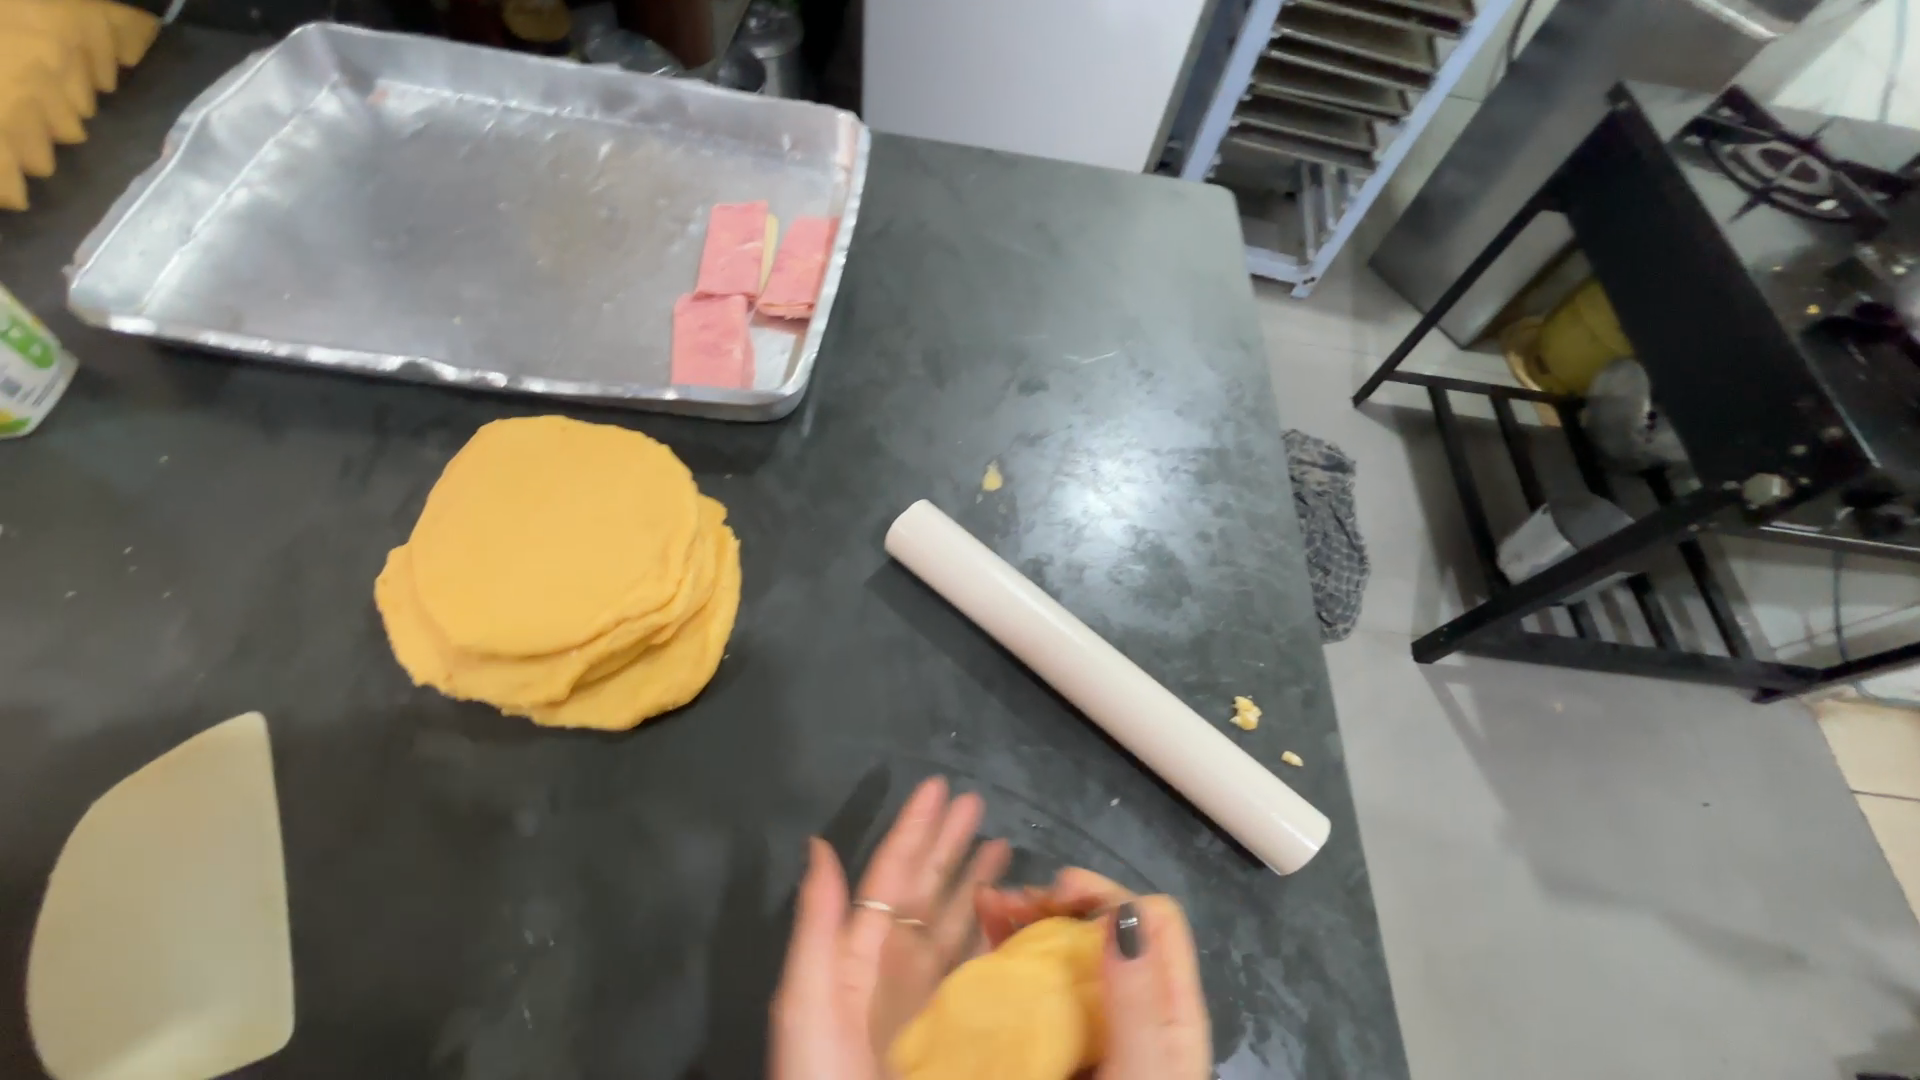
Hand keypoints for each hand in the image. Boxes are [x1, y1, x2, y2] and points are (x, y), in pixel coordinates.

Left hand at [770, 776, 1010, 1079]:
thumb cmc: (824, 1069)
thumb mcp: (808, 997)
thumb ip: (816, 922)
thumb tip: (820, 843)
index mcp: (858, 948)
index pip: (892, 873)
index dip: (914, 828)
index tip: (939, 787)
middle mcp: (891, 959)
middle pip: (925, 886)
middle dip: (948, 841)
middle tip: (975, 801)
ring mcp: (920, 990)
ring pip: (952, 918)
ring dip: (973, 877)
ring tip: (1000, 843)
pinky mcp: (947, 1020)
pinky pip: (971, 962)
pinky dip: (989, 929)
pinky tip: (1008, 908)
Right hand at [976, 869, 1211, 1079]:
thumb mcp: (1140, 1072)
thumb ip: (1137, 1001)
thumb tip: (1125, 912)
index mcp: (1168, 1008)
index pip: (1157, 922)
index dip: (1110, 896)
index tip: (1060, 894)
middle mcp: (1131, 1001)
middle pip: (1105, 925)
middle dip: (1060, 900)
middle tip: (1015, 901)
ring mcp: (1090, 1016)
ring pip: (1066, 942)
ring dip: (1029, 913)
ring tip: (990, 904)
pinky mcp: (1053, 1032)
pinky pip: (1034, 971)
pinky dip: (1010, 939)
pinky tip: (984, 923)